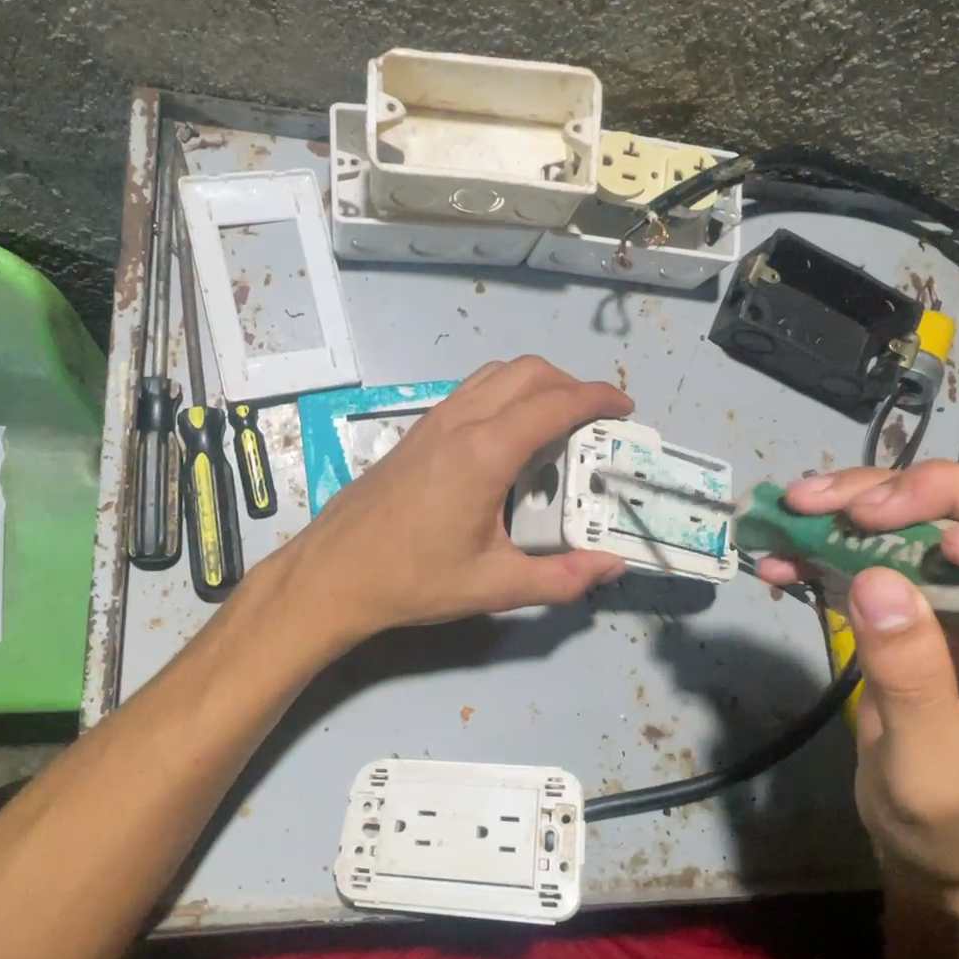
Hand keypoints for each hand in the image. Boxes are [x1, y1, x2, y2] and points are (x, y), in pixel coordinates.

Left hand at [273, 356, 633, 641]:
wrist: (334, 574)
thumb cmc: (414, 580)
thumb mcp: (495, 586)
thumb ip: (562, 578)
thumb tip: (611, 567)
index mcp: (485, 452)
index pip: (555, 403)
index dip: (598, 398)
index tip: (624, 408)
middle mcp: (461, 422)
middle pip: (528, 372)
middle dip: (571, 384)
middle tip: (594, 420)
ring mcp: (433, 421)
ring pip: (496, 374)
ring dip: (536, 384)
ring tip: (556, 422)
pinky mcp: (417, 431)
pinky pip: (472, 391)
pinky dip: (504, 394)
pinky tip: (508, 438)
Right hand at [754, 461, 958, 890]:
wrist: (927, 836)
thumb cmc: (951, 827)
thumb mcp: (928, 777)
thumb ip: (911, 686)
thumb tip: (878, 582)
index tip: (958, 547)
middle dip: (945, 496)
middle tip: (859, 511)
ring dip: (882, 495)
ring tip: (806, 504)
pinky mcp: (948, 595)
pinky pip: (904, 539)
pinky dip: (842, 533)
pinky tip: (787, 549)